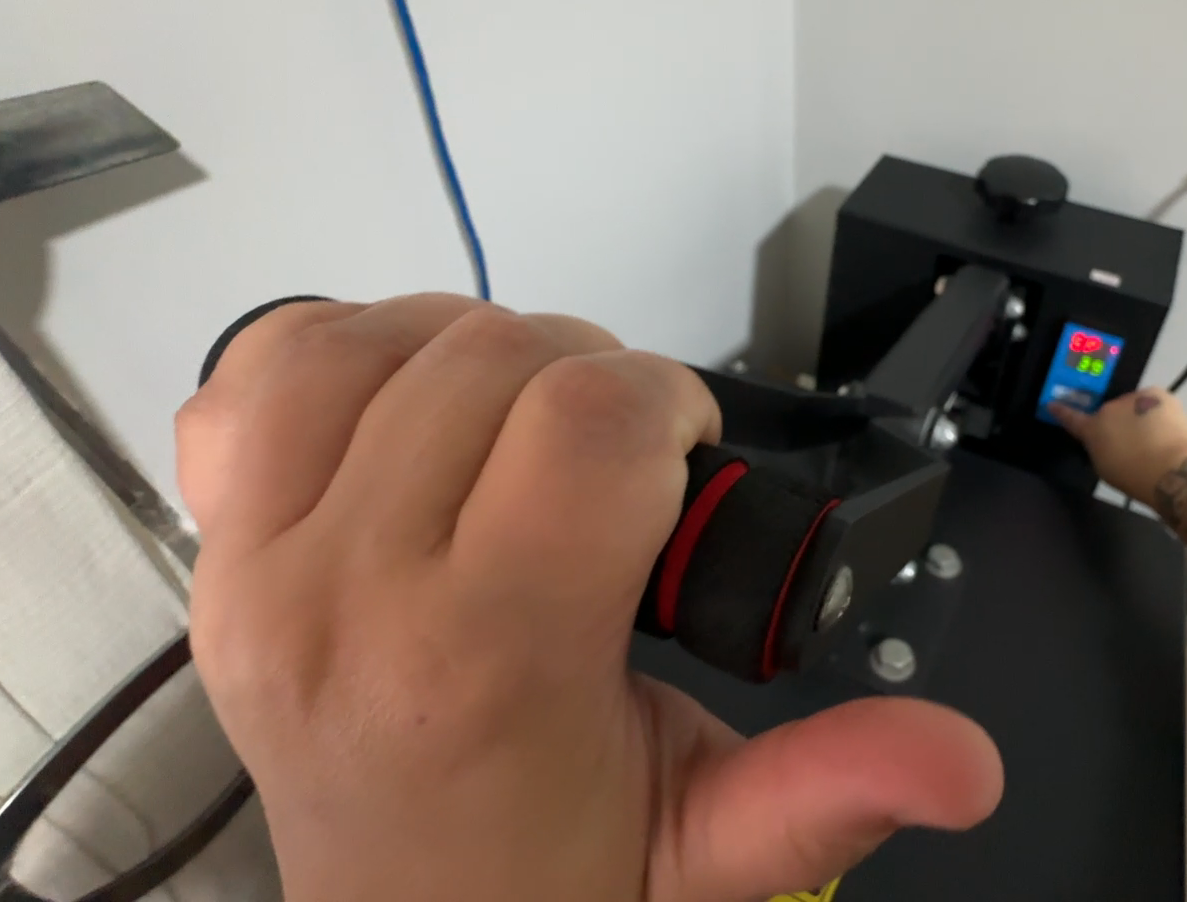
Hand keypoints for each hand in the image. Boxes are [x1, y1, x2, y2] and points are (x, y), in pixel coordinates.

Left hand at [178, 294, 1001, 901]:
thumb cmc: (564, 880)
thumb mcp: (718, 847)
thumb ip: (837, 788)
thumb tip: (970, 765)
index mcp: (493, 661)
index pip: (592, 421)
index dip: (670, 404)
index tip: (685, 454)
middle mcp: (353, 596)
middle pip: (500, 357)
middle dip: (596, 375)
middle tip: (625, 450)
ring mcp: (260, 564)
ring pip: (384, 338)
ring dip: (486, 350)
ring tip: (531, 423)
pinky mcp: (216, 545)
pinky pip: (268, 369)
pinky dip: (359, 352)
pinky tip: (419, 412)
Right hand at [1048, 388, 1186, 506]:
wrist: (1175, 470)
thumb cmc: (1135, 476)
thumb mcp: (1105, 467)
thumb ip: (1098, 447)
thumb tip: (1104, 440)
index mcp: (1093, 428)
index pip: (1072, 418)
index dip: (1061, 412)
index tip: (1052, 404)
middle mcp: (1110, 408)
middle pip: (1109, 411)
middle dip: (1116, 421)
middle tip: (1130, 440)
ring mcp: (1135, 399)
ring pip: (1133, 405)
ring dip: (1137, 415)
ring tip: (1152, 437)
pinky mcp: (1160, 395)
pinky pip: (1153, 402)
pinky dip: (1157, 412)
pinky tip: (1166, 430)